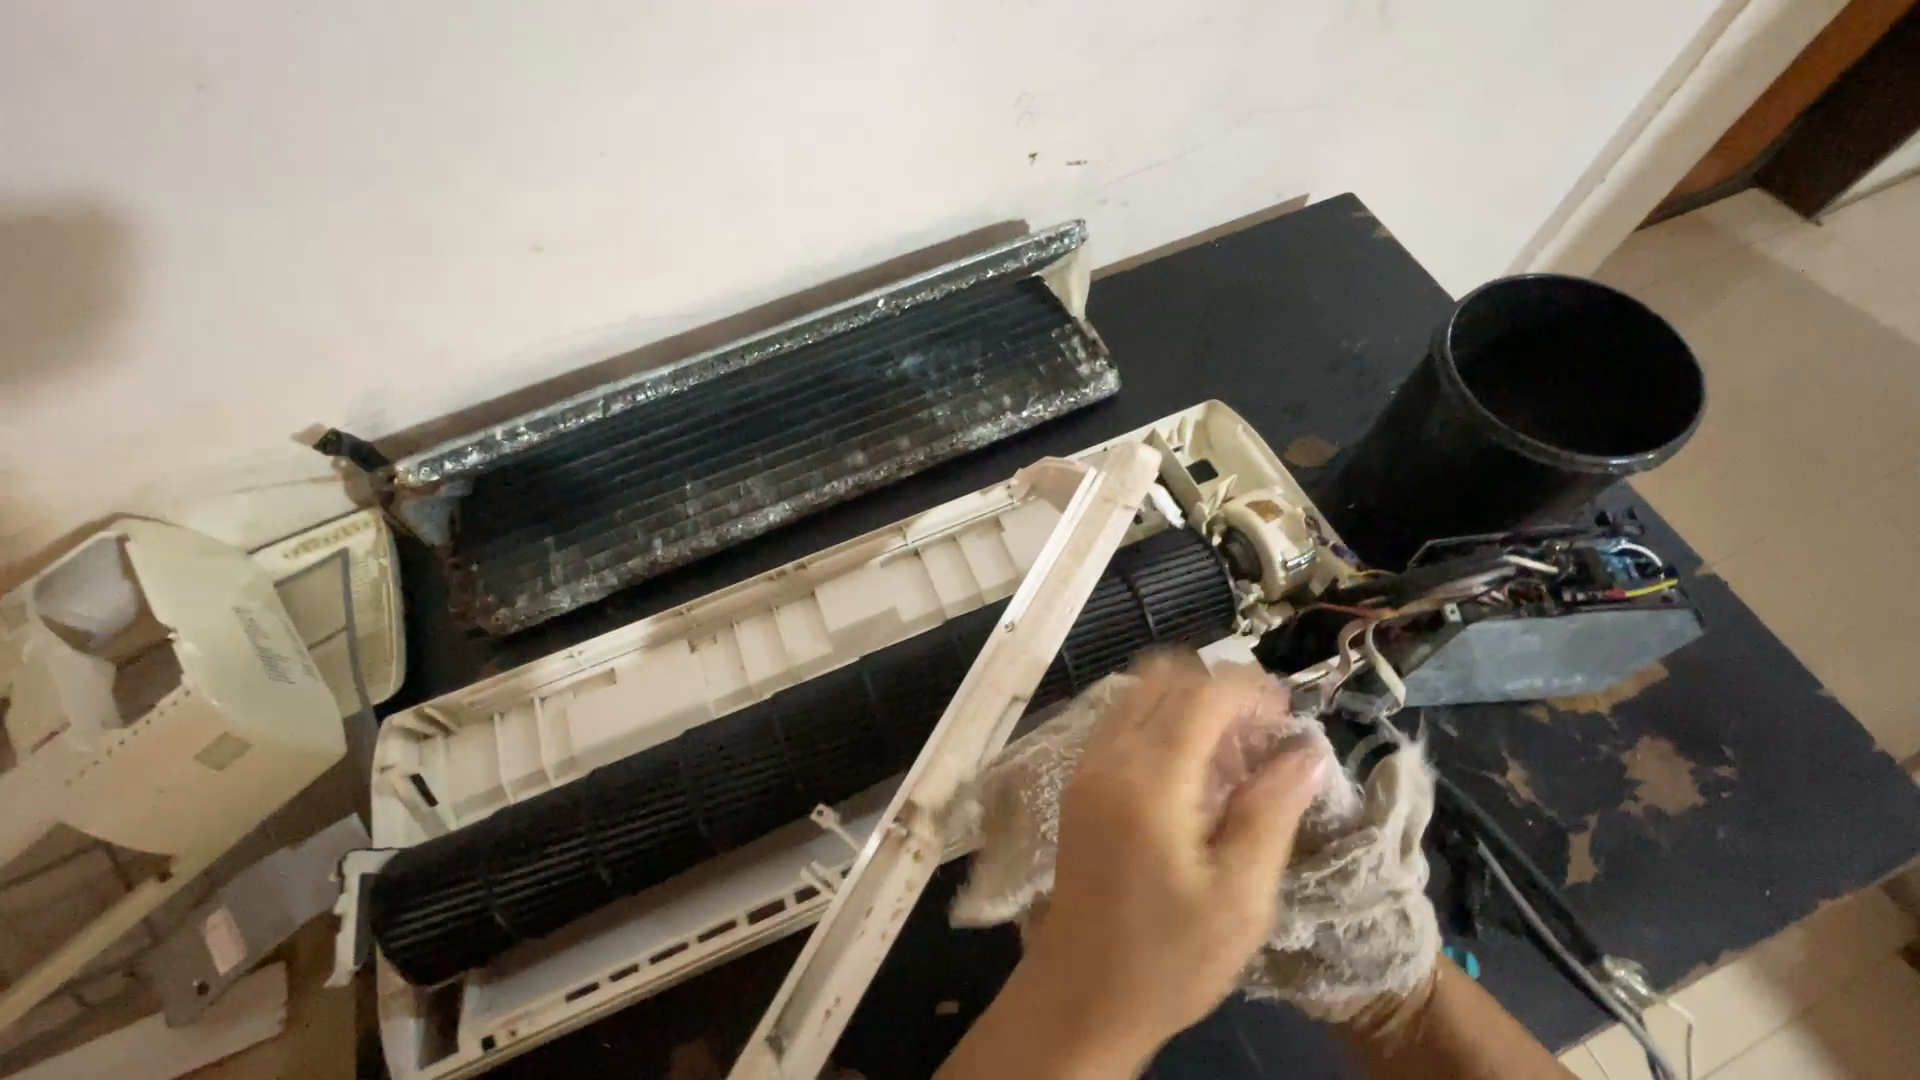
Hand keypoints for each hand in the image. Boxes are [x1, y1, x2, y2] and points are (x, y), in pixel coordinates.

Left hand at [939, 653, 1327, 1077]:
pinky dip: (1158, 720)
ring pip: (1137, 694)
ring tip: (1232, 747)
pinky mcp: (1078, 785)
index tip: (1287, 710)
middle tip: (1263, 729)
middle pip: (1163, 680)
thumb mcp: (1240, 899)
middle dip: (1218, 689)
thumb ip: (1272, 813)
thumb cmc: (1170, 959)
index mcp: (1149, 782)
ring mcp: (1086, 769)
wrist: (1080, 995)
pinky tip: (1191, 766)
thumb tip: (1306, 751)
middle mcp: (1109, 759)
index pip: (1200, 696)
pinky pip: (1120, 722)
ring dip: (1186, 701)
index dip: (1249, 688)